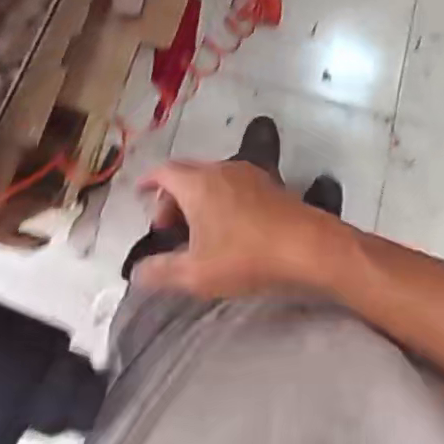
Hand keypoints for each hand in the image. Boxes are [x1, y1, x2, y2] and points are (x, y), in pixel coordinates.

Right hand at [133, 160, 352, 298]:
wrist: (306, 245)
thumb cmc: (245, 256)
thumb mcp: (196, 274)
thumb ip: (161, 272)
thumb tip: (137, 271)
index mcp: (200, 183)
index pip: (165, 172)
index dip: (149, 180)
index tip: (139, 191)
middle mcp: (223, 169)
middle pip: (188, 173)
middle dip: (171, 196)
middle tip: (166, 227)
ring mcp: (249, 174)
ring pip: (211, 178)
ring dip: (196, 198)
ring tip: (193, 232)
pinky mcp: (269, 184)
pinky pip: (232, 184)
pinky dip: (218, 199)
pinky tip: (224, 228)